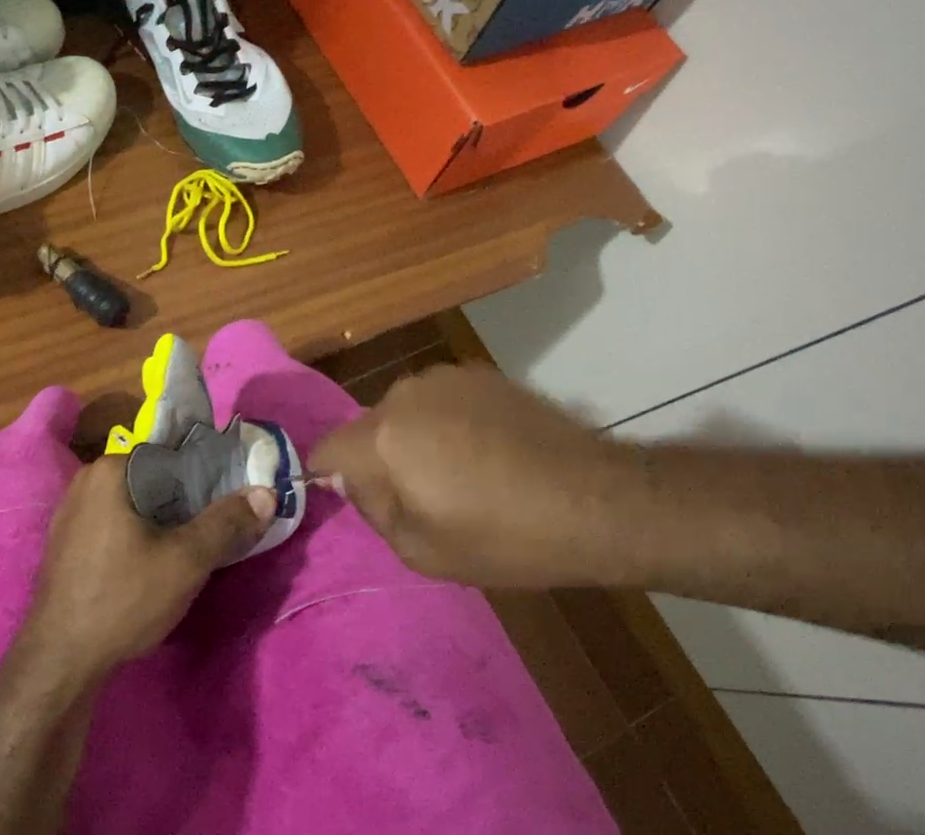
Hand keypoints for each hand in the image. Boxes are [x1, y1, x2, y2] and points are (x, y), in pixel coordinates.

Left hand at [24, 455, 275, 675]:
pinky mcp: (68, 544)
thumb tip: (266, 493)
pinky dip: (139, 534)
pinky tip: (158, 560)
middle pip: (151, 478)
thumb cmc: (123, 598)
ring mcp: (71, 514)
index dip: (205, 471)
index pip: (169, 453)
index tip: (233, 490)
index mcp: (109, 471)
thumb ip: (226, 523)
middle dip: (186, 497)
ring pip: (133, 504)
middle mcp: (85, 482)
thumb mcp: (186, 561)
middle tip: (220, 520)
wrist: (62, 658)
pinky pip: (114, 525)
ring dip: (164, 519)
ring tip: (196, 541)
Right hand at [310, 363, 643, 587]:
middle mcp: (404, 395)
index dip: (327, 478)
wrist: (599, 500)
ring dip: (412, 438)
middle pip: (366, 429)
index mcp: (382, 438)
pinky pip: (440, 401)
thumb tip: (351, 480)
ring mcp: (446, 378)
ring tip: (456, 474)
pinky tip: (485, 452)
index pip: (325, 451)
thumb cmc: (505, 537)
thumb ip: (371, 509)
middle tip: (414, 497)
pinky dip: (446, 423)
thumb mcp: (420, 550)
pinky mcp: (481, 374)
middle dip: (376, 459)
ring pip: (404, 412)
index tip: (350, 501)